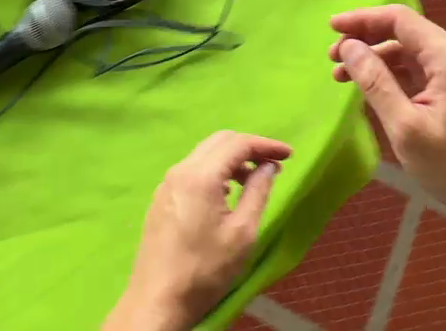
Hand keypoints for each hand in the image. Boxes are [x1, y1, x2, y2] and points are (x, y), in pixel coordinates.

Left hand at [104, 131, 291, 330]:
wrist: (157, 303)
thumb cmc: (204, 271)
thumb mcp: (242, 234)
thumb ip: (258, 192)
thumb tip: (268, 167)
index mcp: (200, 176)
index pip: (238, 143)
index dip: (266, 145)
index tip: (289, 154)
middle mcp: (180, 171)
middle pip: (220, 141)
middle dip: (249, 147)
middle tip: (272, 163)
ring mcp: (167, 183)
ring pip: (205, 154)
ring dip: (232, 159)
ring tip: (253, 180)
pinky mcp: (161, 198)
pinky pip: (193, 170)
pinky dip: (215, 170)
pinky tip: (227, 193)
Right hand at [329, 4, 445, 228]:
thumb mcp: (406, 129)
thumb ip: (375, 82)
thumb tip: (349, 47)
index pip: (400, 19)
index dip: (362, 19)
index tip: (332, 28)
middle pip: (405, 32)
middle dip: (366, 39)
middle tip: (332, 56)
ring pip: (412, 51)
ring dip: (378, 58)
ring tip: (344, 75)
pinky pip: (422, 69)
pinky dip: (395, 73)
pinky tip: (374, 87)